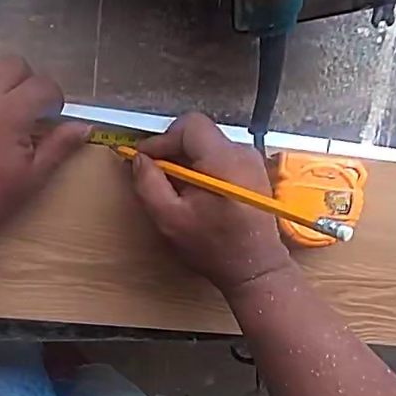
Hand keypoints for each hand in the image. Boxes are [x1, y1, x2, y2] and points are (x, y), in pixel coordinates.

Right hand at [130, 113, 293, 294]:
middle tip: (158, 176)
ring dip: (189, 162)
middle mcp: (242, 153)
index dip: (162, 140)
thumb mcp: (170, 219)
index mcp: (223, 160)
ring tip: (178, 189)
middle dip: (174, 151)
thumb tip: (139, 159)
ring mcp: (253, 162)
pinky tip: (198, 195)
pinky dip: (205, 169)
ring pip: (209, 146)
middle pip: (199, 134)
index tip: (146, 160)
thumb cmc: (214, 248)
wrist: (256, 269)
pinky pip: (223, 159)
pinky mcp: (255, 173)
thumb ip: (148, 184)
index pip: (188, 125)